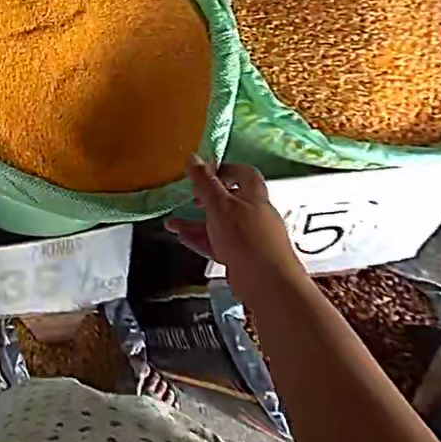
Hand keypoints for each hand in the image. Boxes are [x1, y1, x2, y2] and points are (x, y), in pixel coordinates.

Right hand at [167, 159, 300, 285]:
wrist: (267, 283)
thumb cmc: (245, 237)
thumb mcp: (219, 205)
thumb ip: (204, 182)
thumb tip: (193, 158)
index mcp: (254, 195)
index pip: (244, 173)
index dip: (225, 169)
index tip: (204, 172)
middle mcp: (255, 214)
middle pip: (230, 200)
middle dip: (206, 199)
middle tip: (190, 198)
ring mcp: (250, 238)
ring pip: (221, 224)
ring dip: (197, 222)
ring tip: (173, 223)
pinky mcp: (244, 258)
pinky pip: (219, 244)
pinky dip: (201, 239)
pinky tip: (182, 238)